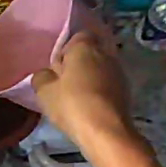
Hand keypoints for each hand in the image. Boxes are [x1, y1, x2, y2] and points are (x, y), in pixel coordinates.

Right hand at [30, 25, 136, 153]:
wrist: (104, 130)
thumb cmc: (71, 104)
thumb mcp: (44, 92)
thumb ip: (41, 77)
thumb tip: (45, 74)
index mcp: (84, 47)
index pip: (77, 36)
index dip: (65, 51)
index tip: (56, 68)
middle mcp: (105, 53)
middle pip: (89, 52)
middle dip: (77, 63)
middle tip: (63, 83)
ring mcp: (118, 71)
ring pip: (99, 67)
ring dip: (89, 77)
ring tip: (75, 96)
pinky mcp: (125, 88)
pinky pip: (107, 82)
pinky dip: (98, 89)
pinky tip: (88, 104)